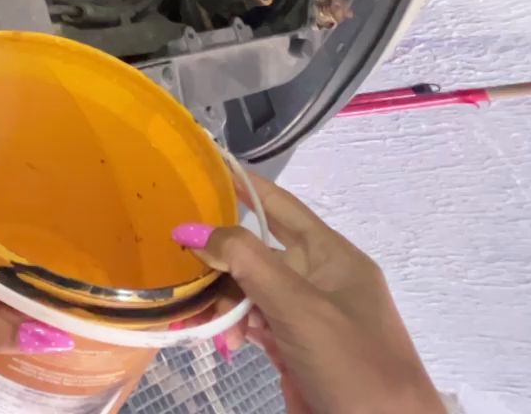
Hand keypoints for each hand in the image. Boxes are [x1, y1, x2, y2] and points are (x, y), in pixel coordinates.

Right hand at [172, 171, 441, 413]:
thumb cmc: (355, 367)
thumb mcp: (297, 306)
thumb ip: (244, 259)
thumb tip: (190, 229)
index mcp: (332, 256)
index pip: (277, 203)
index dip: (240, 181)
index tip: (196, 164)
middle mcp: (318, 277)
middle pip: (253, 247)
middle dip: (215, 251)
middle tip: (175, 253)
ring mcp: (306, 314)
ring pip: (245, 285)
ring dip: (217, 296)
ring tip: (195, 313)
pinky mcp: (294, 346)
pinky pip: (249, 319)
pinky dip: (227, 323)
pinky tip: (214, 336)